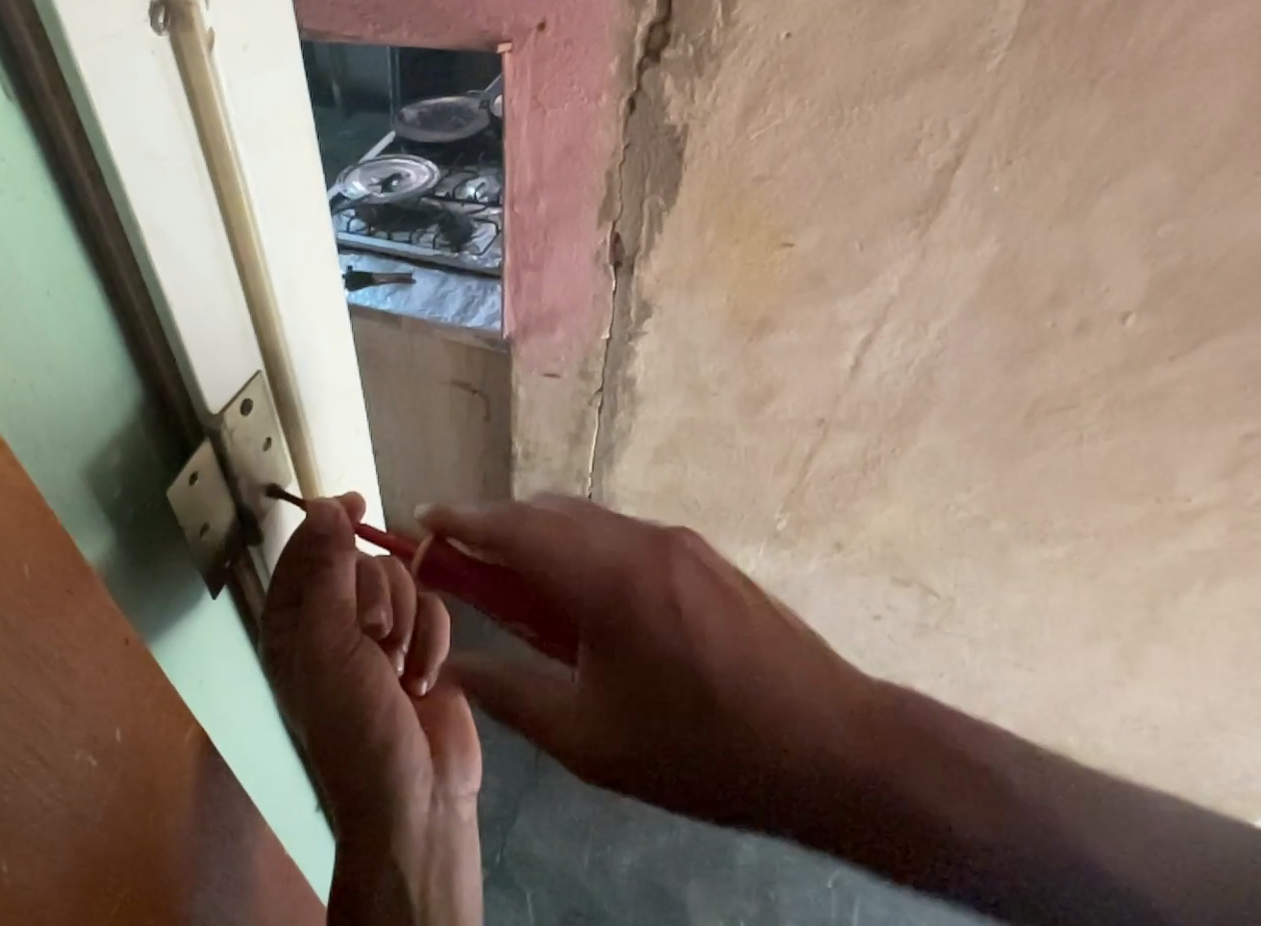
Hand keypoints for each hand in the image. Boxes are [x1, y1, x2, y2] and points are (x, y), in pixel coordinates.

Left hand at [261, 493, 480, 925]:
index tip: (355, 499)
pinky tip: (426, 682)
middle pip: (362, 562)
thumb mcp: (331, 645)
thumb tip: (321, 504)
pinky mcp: (422, 648)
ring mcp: (380, 638)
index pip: (306, 552)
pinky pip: (434, 609)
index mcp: (294, 623)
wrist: (417, 799)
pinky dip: (433, 642)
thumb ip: (328, 571)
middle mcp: (333, 623)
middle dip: (379, 595)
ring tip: (400, 670)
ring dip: (408, 623)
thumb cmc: (357, 726)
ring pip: (403, 582)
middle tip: (377, 637)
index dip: (327, 523)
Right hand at [417, 494, 879, 839]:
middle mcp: (636, 539)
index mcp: (603, 577)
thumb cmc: (704, 750)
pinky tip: (582, 602)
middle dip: (492, 529)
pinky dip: (577, 549)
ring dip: (536, 539)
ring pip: (581, 519)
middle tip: (461, 567)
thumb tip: (452, 668)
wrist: (843, 751)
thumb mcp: (589, 739)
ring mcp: (674, 541)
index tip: (420, 522)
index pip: (510, 527)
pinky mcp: (700, 555)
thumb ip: (509, 694)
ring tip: (518, 590)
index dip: (458, 521)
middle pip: (542, 512)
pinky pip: (616, 533)